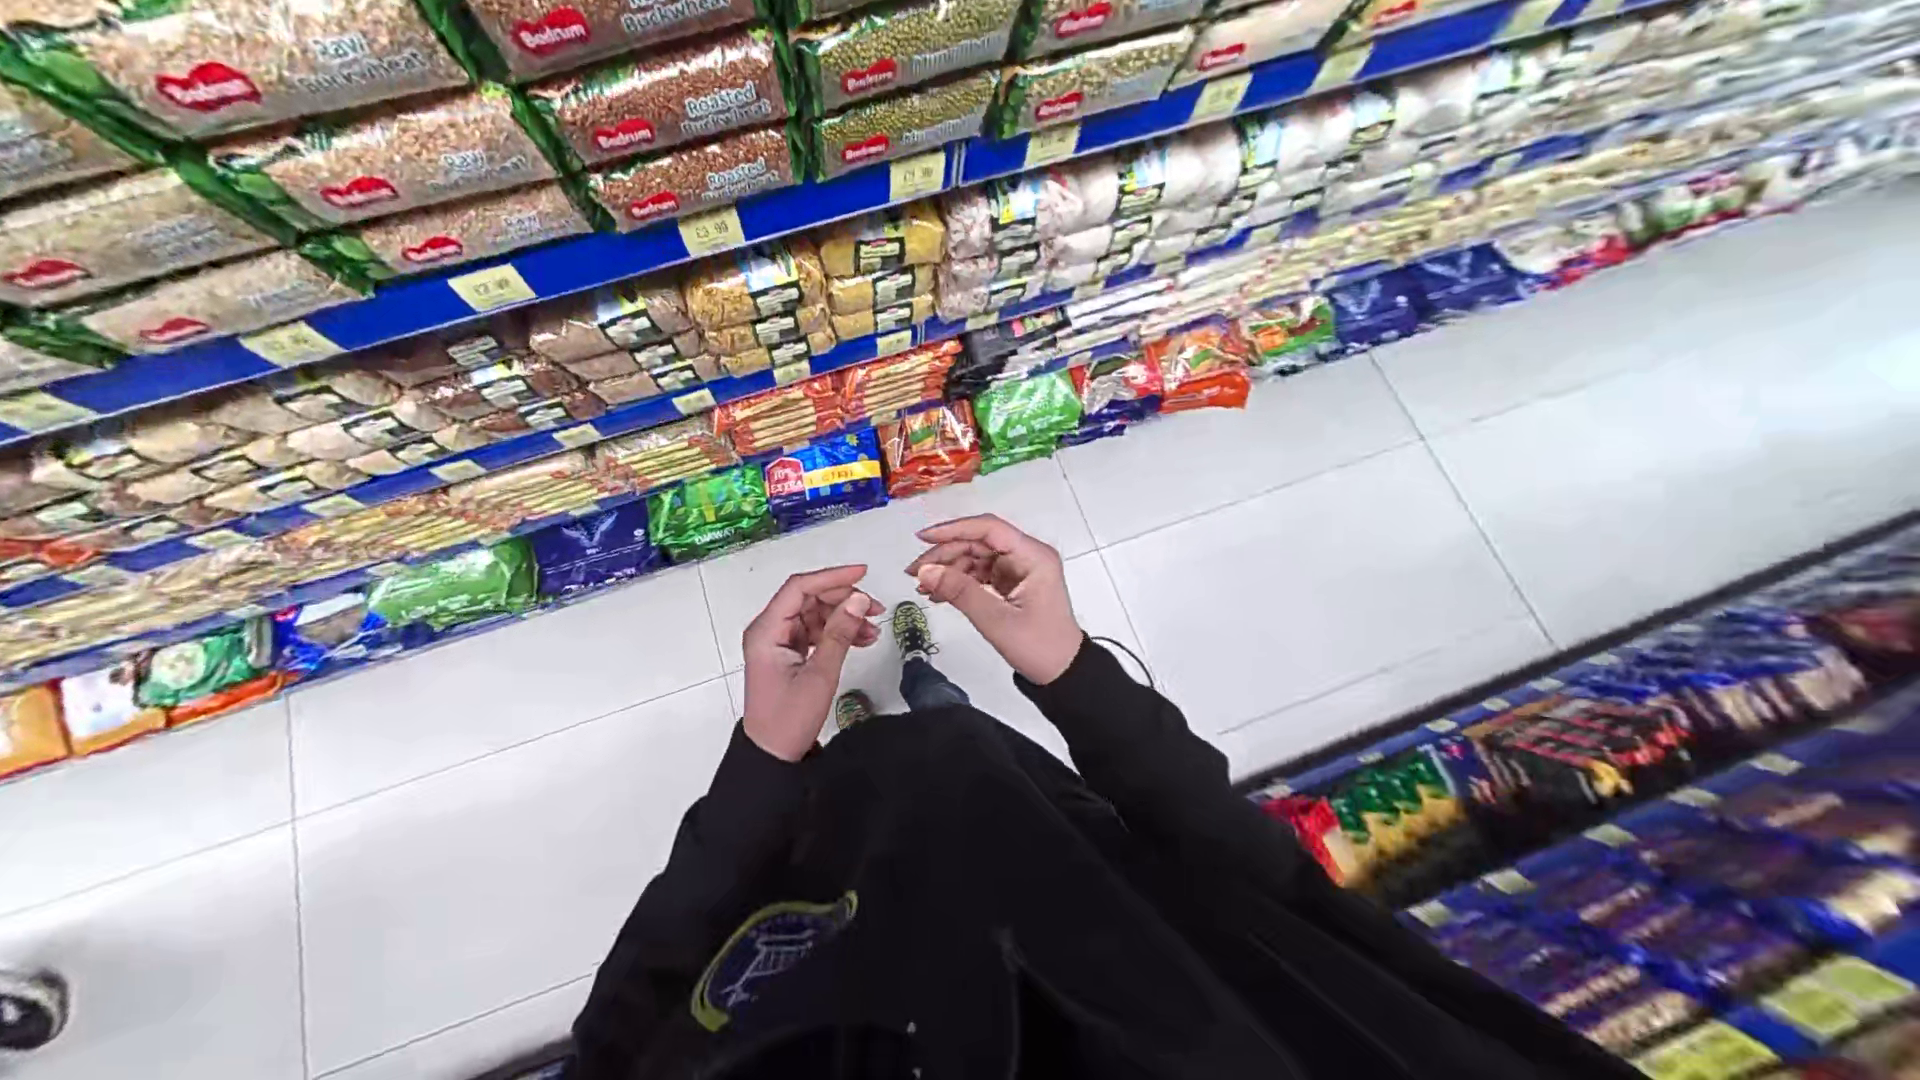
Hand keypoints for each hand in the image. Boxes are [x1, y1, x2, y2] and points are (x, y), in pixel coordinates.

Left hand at [741, 565, 883, 761]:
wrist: (772, 755)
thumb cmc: (790, 718)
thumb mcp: (820, 674)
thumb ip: (839, 634)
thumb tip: (859, 600)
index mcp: (766, 631)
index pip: (799, 588)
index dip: (832, 577)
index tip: (863, 574)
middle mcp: (769, 630)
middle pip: (809, 598)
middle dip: (843, 599)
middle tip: (875, 609)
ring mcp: (779, 641)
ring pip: (816, 614)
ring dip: (844, 617)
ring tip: (872, 630)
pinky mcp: (788, 653)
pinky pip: (816, 631)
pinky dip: (838, 632)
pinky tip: (862, 639)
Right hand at [906, 514, 1081, 683]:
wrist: (1062, 672)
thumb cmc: (1041, 647)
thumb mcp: (997, 620)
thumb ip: (960, 592)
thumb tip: (927, 572)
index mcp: (1034, 556)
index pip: (989, 529)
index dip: (954, 529)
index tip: (924, 537)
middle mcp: (1027, 556)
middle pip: (978, 542)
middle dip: (945, 554)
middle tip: (916, 571)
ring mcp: (1019, 568)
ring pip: (976, 556)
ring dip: (948, 568)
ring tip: (924, 586)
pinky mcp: (1012, 582)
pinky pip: (980, 572)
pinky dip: (959, 580)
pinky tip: (938, 593)